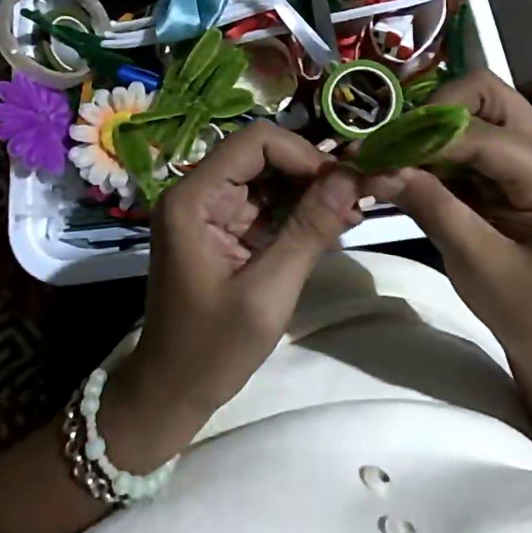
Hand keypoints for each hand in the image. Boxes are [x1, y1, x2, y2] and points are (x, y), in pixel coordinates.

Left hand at [112, 122, 362, 462]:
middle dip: (312, 172)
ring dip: (311, 190)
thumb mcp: (268, 292)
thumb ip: (308, 230)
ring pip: (270, 177)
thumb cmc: (213, 348)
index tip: (342, 185)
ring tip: (353, 212)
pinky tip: (333, 225)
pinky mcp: (224, 229)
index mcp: (193, 199)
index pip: (255, 142)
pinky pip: (267, 203)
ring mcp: (210, 211)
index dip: (304, 154)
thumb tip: (350, 178)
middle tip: (358, 197)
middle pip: (264, 155)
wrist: (172, 390)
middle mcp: (198, 192)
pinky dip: (299, 210)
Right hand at [367, 71, 531, 358]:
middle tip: (396, 146)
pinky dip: (439, 140)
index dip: (425, 137)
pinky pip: (471, 127)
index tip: (376, 153)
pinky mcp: (513, 158)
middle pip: (486, 93)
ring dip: (434, 123)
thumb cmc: (522, 305)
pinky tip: (416, 166)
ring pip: (477, 103)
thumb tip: (380, 168)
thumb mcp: (475, 262)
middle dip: (434, 111)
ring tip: (401, 155)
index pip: (483, 135)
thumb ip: (432, 208)